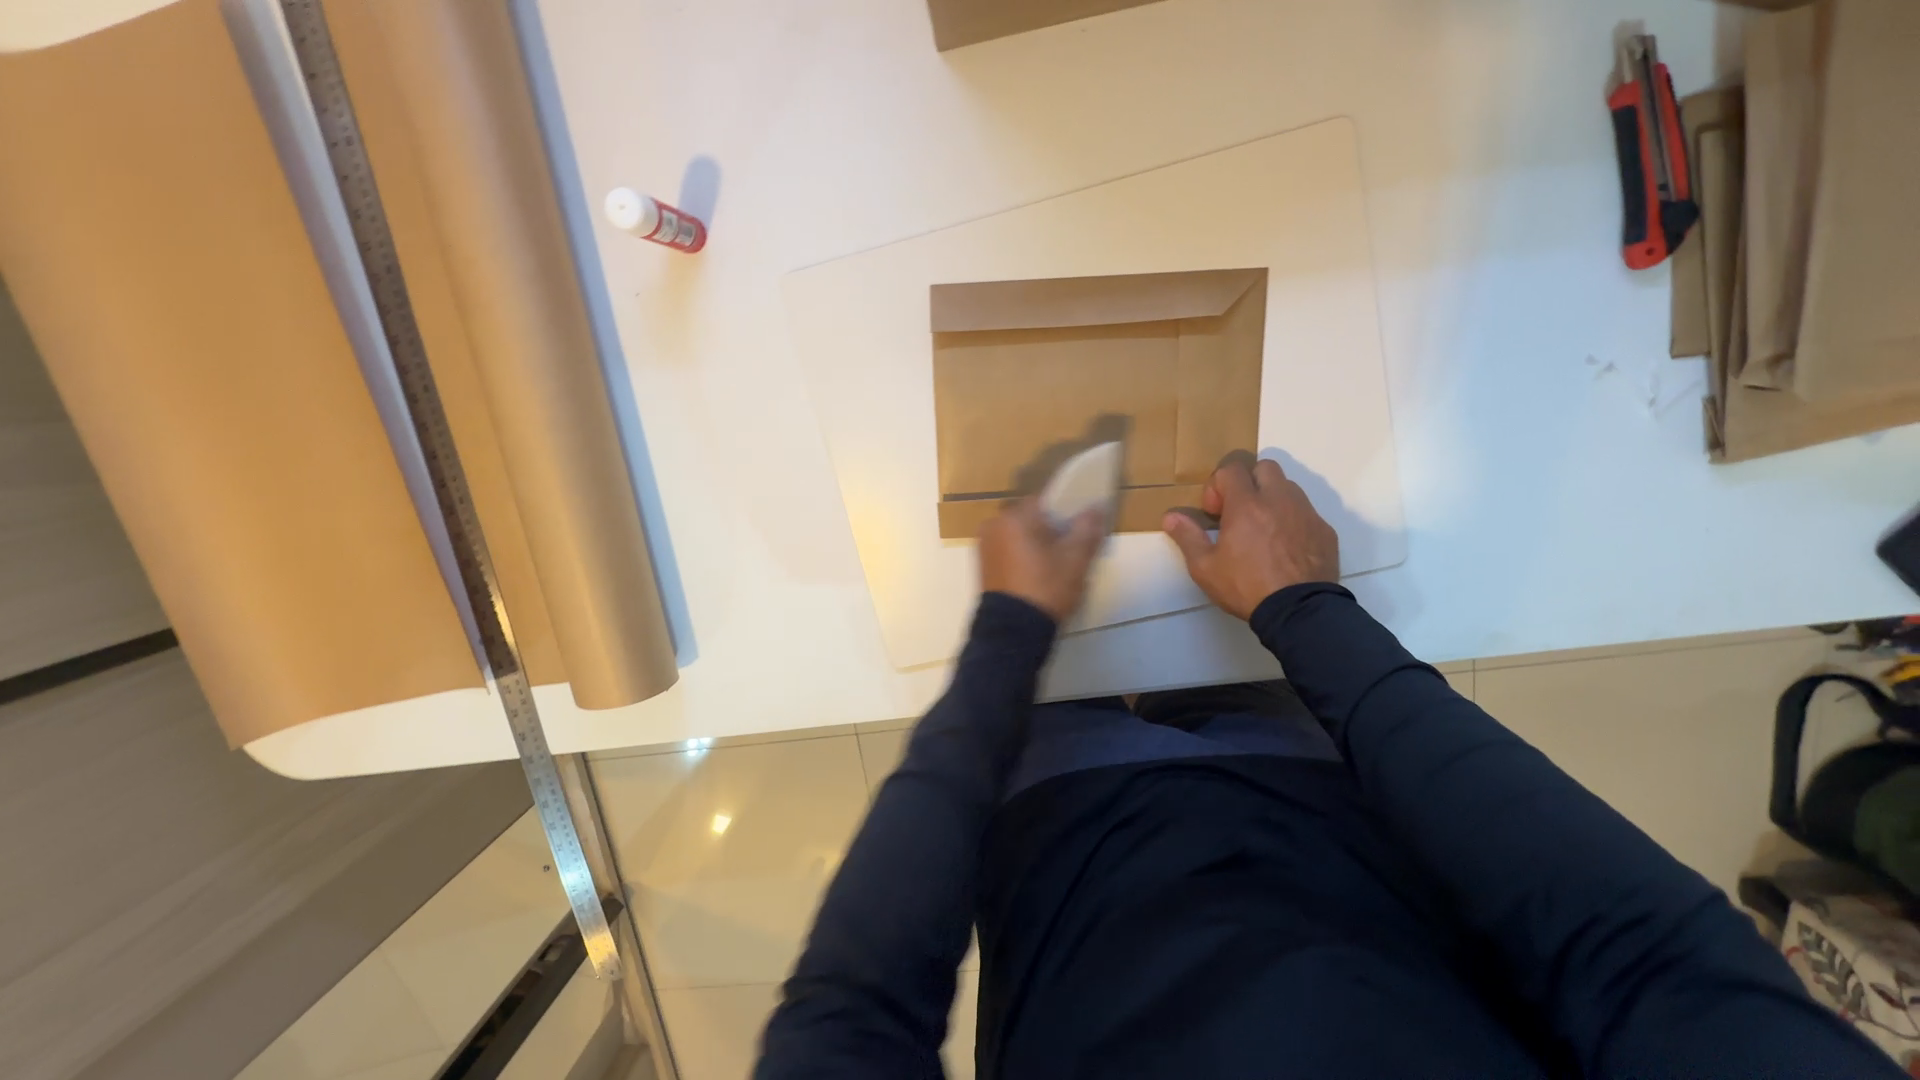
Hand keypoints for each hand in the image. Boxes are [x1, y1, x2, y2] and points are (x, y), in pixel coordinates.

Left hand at [978, 500, 1105, 621]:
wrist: (1013, 630)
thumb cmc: (1046, 588)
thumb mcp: (1075, 560)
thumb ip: (1087, 529)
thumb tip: (1096, 508)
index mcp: (1014, 516)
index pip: (1045, 500)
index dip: (1065, 512)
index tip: (1079, 528)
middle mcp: (994, 524)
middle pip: (1030, 519)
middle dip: (1050, 529)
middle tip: (1069, 550)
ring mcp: (984, 545)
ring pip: (1018, 535)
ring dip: (1035, 543)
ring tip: (1054, 565)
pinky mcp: (982, 565)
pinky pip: (1007, 551)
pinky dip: (1022, 556)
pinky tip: (1036, 574)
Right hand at [1161, 458, 1338, 619]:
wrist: (1299, 611)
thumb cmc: (1247, 587)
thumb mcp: (1205, 567)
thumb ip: (1187, 536)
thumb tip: (1170, 516)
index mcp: (1247, 504)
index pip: (1230, 469)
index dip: (1217, 486)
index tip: (1214, 514)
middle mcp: (1279, 499)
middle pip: (1264, 468)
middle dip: (1248, 482)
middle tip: (1238, 513)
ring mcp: (1306, 513)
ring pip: (1288, 488)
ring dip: (1272, 499)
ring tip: (1262, 530)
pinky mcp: (1325, 530)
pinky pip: (1306, 512)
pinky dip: (1292, 520)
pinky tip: (1285, 548)